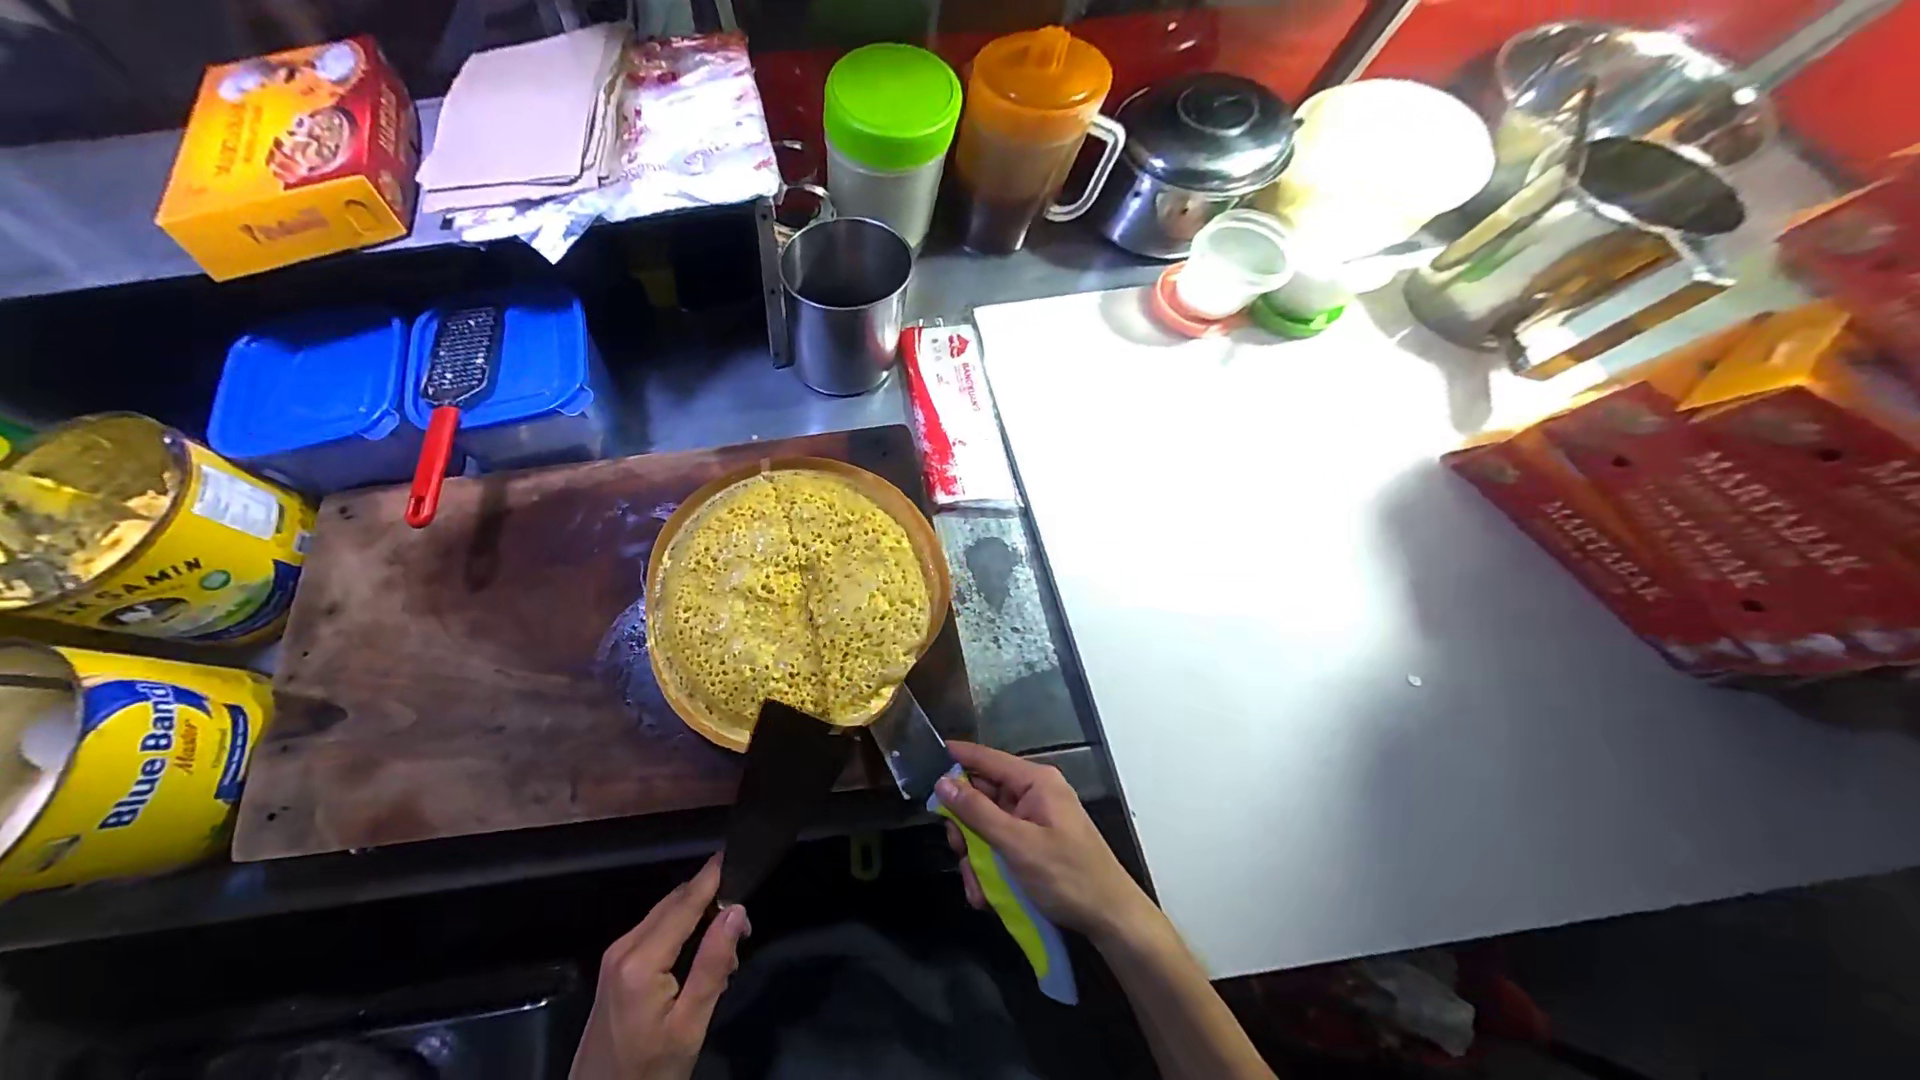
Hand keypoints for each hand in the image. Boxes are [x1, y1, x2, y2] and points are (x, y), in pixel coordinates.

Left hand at [570, 856, 751, 1079]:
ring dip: (698, 915)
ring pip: (666, 913)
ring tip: (729, 944)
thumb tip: (737, 910)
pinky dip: (682, 930)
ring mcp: (615, 956)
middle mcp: (624, 947)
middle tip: (745, 924)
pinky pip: (655, 930)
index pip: (686, 901)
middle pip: (675, 901)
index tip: (738, 854)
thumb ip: (713, 964)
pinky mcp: (615, 968)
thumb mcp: (690, 1026)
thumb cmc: (649, 1073)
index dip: (713, 876)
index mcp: (641, 960)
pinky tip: (701, 954)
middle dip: (711, 899)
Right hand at [938, 741, 1155, 942]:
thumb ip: (977, 812)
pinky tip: (988, 895)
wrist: (1110, 919)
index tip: (925, 761)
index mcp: (1035, 781)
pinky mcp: (1034, 845)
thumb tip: (942, 783)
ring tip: (979, 888)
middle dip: (966, 828)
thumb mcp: (1016, 844)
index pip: (987, 758)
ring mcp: (1034, 821)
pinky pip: (1000, 847)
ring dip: (977, 857)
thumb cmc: (1067, 875)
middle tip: (960, 851)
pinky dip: (990, 869)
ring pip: (987, 827)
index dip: (956, 758)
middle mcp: (1034, 794)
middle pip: (982, 796)